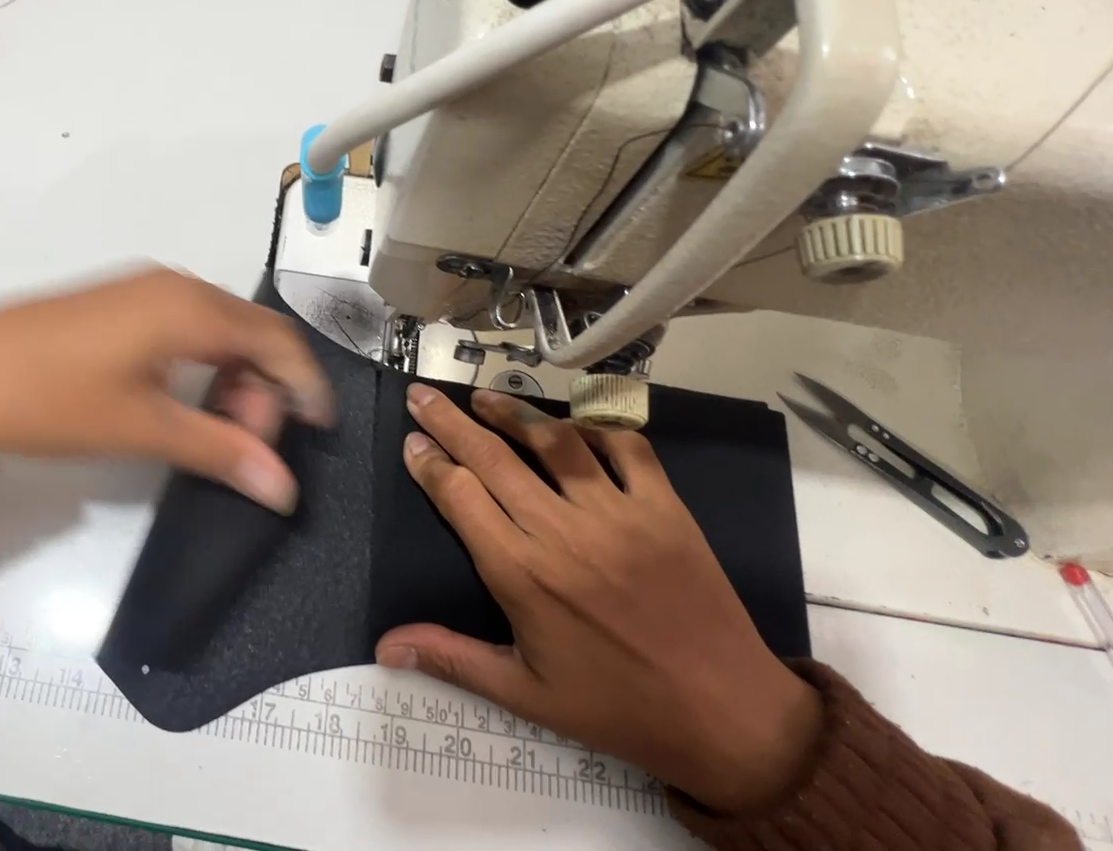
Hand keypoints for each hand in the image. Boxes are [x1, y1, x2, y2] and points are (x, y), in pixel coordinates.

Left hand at [0, 268, 333, 513]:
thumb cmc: (50, 399)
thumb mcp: (140, 428)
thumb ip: (221, 451)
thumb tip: (284, 488)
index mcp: (188, 307)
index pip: (275, 338)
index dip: (304, 384)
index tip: (318, 431)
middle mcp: (174, 286)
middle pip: (249, 332)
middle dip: (264, 388)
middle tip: (250, 445)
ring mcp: (142, 290)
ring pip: (217, 331)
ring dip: (232, 379)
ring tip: (218, 432)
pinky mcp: (118, 306)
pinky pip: (185, 329)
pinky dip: (202, 366)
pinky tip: (185, 404)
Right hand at [377, 385, 821, 813]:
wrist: (727, 716)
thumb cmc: (616, 706)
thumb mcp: (525, 694)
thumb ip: (451, 658)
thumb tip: (385, 645)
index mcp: (522, 574)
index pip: (459, 496)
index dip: (429, 463)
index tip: (412, 442)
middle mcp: (563, 531)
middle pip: (493, 457)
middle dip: (450, 421)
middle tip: (423, 396)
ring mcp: (619, 513)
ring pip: (554, 441)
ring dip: (514, 413)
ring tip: (484, 397)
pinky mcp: (665, 508)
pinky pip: (627, 447)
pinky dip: (596, 426)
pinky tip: (572, 424)